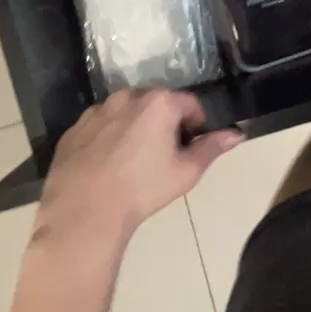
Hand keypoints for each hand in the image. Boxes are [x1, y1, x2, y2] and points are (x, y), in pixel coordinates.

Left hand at [32, 89, 240, 256]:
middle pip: (156, 103)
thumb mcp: (186, 172)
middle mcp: (127, 97)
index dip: (195, 124)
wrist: (83, 214)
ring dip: (134, 126)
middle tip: (163, 154)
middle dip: (164, 122)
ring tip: (133, 160)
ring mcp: (96, 112)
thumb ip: (212, 148)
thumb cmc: (142, 189)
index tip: (189, 147)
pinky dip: (107, 137)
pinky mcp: (73, 130)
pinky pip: (99, 126)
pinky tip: (107, 166)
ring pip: (126, 112)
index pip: (189, 104)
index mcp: (159, 103)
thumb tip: (237, 134)